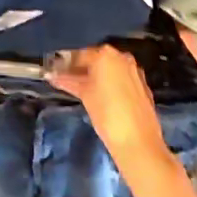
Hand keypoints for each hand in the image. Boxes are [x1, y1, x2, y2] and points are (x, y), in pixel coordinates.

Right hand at [49, 44, 168, 160]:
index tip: (57, 71)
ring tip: (84, 89)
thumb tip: (53, 75)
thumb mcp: (85, 95)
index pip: (81, 54)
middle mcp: (122, 57)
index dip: (67, 63)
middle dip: (83, 69)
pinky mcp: (143, 86)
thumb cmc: (107, 114)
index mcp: (106, 54)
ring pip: (111, 69)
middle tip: (68, 80)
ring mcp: (135, 71)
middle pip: (97, 60)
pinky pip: (122, 79)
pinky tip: (103, 96)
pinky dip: (112, 84)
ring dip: (98, 76)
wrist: (138, 142)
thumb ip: (69, 81)